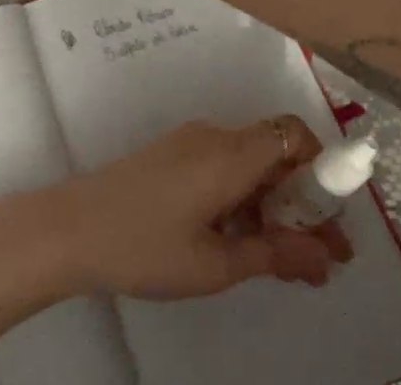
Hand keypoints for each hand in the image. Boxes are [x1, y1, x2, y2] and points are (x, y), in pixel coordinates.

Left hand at [35, 118, 353, 301]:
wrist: (68, 230)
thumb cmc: (145, 246)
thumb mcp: (216, 263)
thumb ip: (275, 254)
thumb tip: (323, 255)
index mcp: (229, 154)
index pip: (294, 135)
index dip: (323, 173)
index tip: (332, 224)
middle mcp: (212, 138)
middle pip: (276, 154)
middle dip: (304, 203)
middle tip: (320, 260)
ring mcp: (187, 146)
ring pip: (249, 166)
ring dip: (274, 208)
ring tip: (287, 265)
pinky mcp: (169, 159)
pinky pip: (222, 170)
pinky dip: (244, 202)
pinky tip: (244, 245)